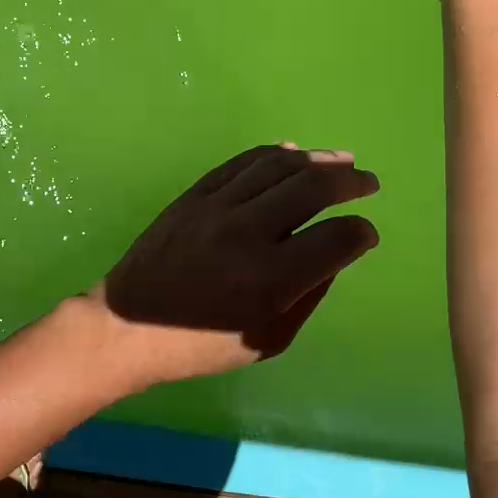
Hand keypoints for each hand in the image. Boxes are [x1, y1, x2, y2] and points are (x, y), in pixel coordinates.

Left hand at [89, 144, 379, 387]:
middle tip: (368, 181)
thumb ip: (308, 294)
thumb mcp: (269, 338)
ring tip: (341, 160)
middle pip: (312, 187)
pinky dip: (270, 155)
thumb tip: (333, 253)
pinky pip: (238, 164)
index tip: (366, 234)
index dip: (362, 233)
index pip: (337, 238)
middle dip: (350, 181)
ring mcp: (215, 208)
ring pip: (275, 166)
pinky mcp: (192, 196)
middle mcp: (246, 233)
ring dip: (315, 159)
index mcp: (272, 278)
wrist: (129, 325)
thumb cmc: (202, 344)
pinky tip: (292, 153)